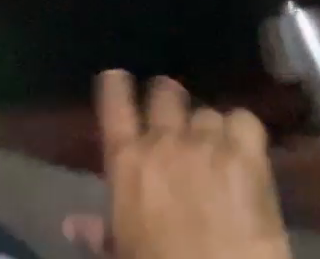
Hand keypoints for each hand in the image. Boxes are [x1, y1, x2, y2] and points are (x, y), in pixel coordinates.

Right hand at [77, 71, 290, 258]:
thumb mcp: (122, 251)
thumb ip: (98, 232)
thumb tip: (71, 226)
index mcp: (125, 159)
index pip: (114, 100)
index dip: (116, 84)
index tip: (119, 78)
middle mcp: (163, 141)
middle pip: (165, 92)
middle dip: (169, 99)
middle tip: (176, 116)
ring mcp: (206, 146)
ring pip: (206, 112)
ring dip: (208, 126)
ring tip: (215, 145)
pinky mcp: (248, 160)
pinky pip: (245, 121)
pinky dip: (243, 130)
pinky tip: (244, 149)